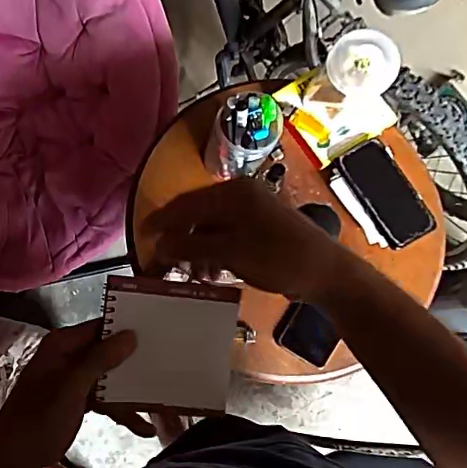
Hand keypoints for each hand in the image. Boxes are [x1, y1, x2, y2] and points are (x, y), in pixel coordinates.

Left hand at [0, 322, 151, 467]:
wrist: (16, 457)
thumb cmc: (39, 417)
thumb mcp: (72, 386)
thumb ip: (100, 359)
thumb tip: (130, 335)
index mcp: (61, 345)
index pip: (99, 327)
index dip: (125, 327)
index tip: (157, 330)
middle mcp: (68, 357)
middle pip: (107, 352)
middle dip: (133, 361)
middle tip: (167, 362)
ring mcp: (73, 380)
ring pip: (109, 378)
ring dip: (130, 391)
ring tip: (160, 399)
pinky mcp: (77, 401)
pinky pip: (104, 399)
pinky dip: (121, 410)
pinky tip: (143, 427)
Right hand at [143, 179, 358, 301]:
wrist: (324, 273)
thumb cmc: (279, 257)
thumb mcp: (230, 253)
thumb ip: (190, 247)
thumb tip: (158, 244)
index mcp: (233, 193)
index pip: (185, 204)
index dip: (161, 221)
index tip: (142, 236)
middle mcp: (240, 195)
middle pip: (196, 216)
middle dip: (180, 241)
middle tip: (165, 265)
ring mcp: (251, 212)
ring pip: (210, 229)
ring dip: (197, 251)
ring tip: (192, 274)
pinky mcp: (259, 229)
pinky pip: (225, 237)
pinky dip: (214, 254)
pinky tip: (212, 273)